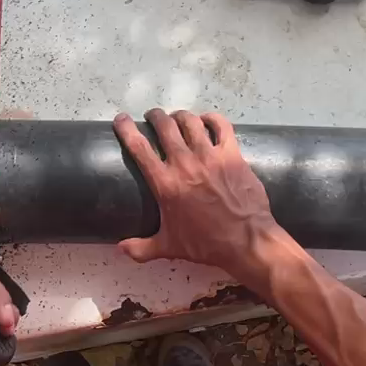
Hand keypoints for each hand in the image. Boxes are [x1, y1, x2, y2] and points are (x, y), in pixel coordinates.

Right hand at [113, 109, 288, 281]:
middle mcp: (184, 163)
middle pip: (165, 127)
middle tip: (153, 117)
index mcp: (165, 184)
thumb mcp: (169, 247)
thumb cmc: (206, 243)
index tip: (122, 120)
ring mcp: (210, 156)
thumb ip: (141, 248)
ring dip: (180, 116)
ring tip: (177, 117)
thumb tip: (119, 249)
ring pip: (191, 122)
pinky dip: (212, 118)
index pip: (139, 148)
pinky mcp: (232, 154)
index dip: (127, 129)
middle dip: (155, 116)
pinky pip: (221, 126)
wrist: (246, 240)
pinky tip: (207, 119)